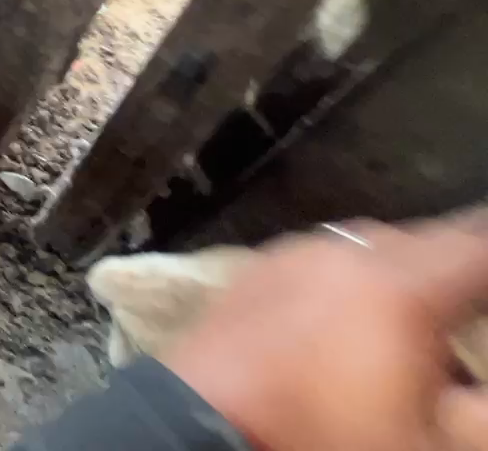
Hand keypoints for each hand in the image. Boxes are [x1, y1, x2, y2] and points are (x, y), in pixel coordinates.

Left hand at [164, 214, 487, 450]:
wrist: (209, 420)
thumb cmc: (331, 434)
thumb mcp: (438, 438)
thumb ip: (475, 405)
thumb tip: (469, 383)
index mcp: (393, 289)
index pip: (466, 248)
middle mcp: (333, 257)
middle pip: (412, 240)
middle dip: (454, 262)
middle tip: (476, 298)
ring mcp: (282, 259)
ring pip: (359, 246)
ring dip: (398, 268)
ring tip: (429, 315)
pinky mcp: (250, 274)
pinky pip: (315, 258)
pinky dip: (350, 275)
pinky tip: (360, 320)